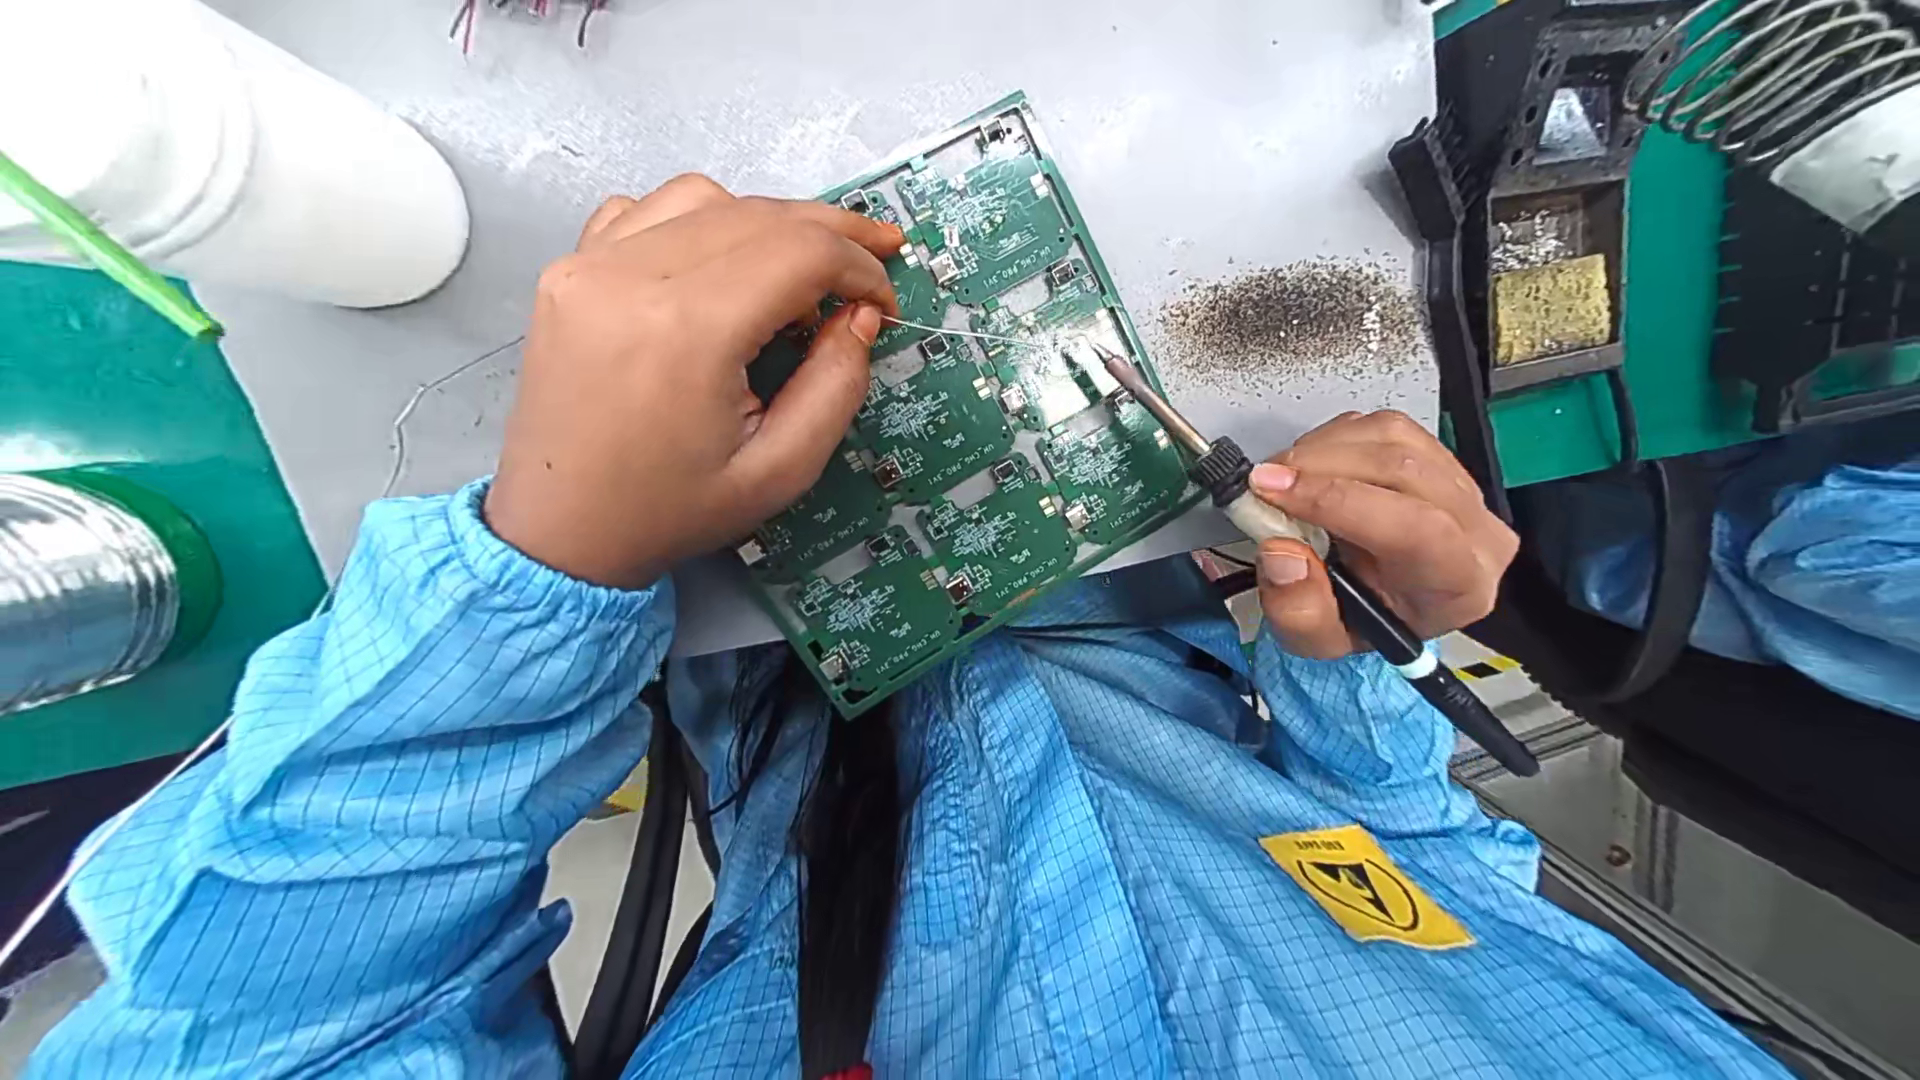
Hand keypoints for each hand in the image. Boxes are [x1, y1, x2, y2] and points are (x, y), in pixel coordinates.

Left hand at [485, 175, 902, 588]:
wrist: (566, 530)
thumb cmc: (676, 511)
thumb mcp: (782, 471)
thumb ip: (836, 387)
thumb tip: (861, 315)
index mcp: (688, 332)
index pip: (799, 253)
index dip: (859, 266)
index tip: (884, 302)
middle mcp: (631, 276)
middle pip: (759, 214)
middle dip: (833, 233)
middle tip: (876, 258)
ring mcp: (588, 264)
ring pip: (707, 198)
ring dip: (771, 226)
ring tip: (800, 278)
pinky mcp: (570, 270)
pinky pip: (650, 211)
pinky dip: (706, 224)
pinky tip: (726, 269)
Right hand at [1246, 410, 1518, 657]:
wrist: (1373, 600)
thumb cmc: (1353, 621)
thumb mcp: (1316, 640)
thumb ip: (1297, 610)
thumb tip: (1280, 550)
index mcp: (1457, 583)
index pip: (1414, 527)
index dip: (1335, 500)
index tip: (1271, 490)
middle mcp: (1473, 529)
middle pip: (1401, 469)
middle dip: (1316, 467)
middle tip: (1260, 482)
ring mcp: (1458, 485)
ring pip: (1391, 437)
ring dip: (1319, 450)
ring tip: (1281, 479)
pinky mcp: (1433, 455)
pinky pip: (1381, 426)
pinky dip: (1330, 439)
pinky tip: (1308, 468)